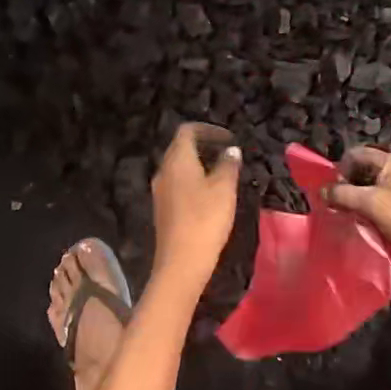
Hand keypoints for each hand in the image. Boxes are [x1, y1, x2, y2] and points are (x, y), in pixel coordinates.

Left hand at [149, 123, 241, 290]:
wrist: (181, 260)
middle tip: (229, 153)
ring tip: (223, 173)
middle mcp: (163, 170)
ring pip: (179, 166)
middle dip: (204, 145)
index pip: (187, 130)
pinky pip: (177, 183)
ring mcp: (160, 189)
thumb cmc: (205, 219)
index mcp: (176, 159)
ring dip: (199, 164)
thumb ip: (228, 165)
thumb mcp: (224, 189)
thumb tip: (231, 150)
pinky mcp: (162, 207)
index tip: (230, 138)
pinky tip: (210, 194)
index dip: (208, 129)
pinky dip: (193, 179)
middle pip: (180, 147)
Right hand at [328, 147, 390, 257]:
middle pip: (365, 169)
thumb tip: (321, 191)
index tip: (333, 189)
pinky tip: (370, 220)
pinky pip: (386, 198)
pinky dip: (374, 206)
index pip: (356, 154)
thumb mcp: (370, 204)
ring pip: (375, 185)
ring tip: (353, 213)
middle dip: (349, 184)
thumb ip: (341, 194)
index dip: (340, 168)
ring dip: (361, 198)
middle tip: (339, 203)